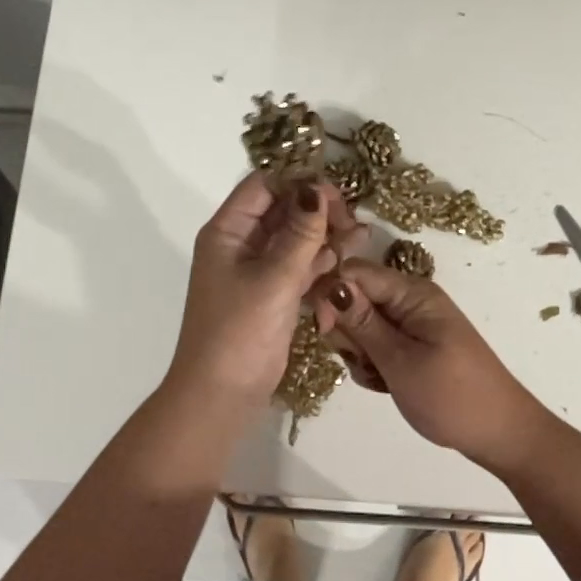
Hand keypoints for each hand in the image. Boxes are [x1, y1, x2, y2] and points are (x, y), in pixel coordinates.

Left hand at [164, 173, 367, 416]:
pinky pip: (298, 266)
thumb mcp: (274, 279)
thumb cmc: (239, 332)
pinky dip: (321, 262)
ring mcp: (256, 270)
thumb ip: (300, 234)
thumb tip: (316, 189)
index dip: (298, 183)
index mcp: (228, 231)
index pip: (263, 186)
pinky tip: (348, 260)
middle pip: (281, 209)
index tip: (335, 194)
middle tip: (352, 220)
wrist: (220, 397)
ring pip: (294, 238)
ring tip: (361, 236)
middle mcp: (239, 243)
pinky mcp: (271, 295)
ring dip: (324, 235)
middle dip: (317, 210)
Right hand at [314, 259, 543, 468]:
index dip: (332, 294)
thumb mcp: (400, 361)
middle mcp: (410, 299)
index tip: (323, 330)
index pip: (353, 271)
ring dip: (359, 352)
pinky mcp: (413, 344)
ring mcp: (412, 323)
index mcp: (411, 292)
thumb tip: (330, 284)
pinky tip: (384, 385)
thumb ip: (362, 323)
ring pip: (361, 324)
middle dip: (346, 329)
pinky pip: (377, 343)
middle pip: (355, 296)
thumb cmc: (452, 397)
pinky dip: (373, 364)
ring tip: (378, 379)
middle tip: (364, 362)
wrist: (501, 436)